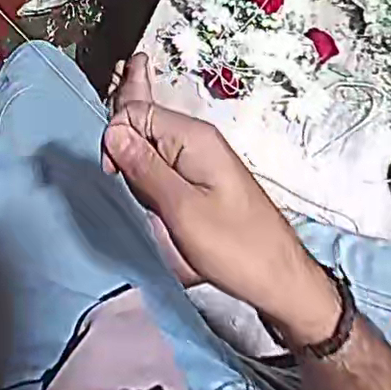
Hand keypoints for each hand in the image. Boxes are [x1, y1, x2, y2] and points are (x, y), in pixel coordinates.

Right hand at [102, 54, 343, 344]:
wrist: (279, 278)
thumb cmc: (235, 247)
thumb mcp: (182, 210)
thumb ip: (145, 168)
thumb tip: (112, 131)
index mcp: (192, 136)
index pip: (136, 111)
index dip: (116, 140)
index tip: (115, 177)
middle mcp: (195, 136)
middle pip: (142, 126)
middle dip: (129, 157)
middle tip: (143, 195)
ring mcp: (199, 155)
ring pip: (149, 149)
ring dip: (141, 175)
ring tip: (158, 208)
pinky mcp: (199, 175)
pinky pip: (164, 166)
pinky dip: (154, 184)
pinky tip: (162, 205)